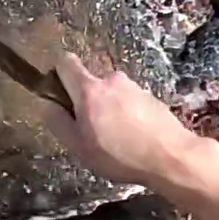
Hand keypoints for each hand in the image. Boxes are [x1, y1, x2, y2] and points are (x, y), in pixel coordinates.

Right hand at [45, 53, 212, 187]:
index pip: (65, 62)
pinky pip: (129, 102)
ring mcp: (135, 87)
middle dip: (86, 102)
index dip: (58, 76)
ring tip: (117, 139)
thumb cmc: (119, 154)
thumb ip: (58, 122)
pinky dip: (127, 115)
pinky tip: (134, 138)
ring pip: (111, 94)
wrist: (170, 157)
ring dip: (108, 110)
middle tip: (92, 132)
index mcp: (89, 89)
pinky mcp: (151, 97)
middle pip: (89, 83)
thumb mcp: (78, 146)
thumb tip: (48, 104)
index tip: (61, 97)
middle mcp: (112, 80)